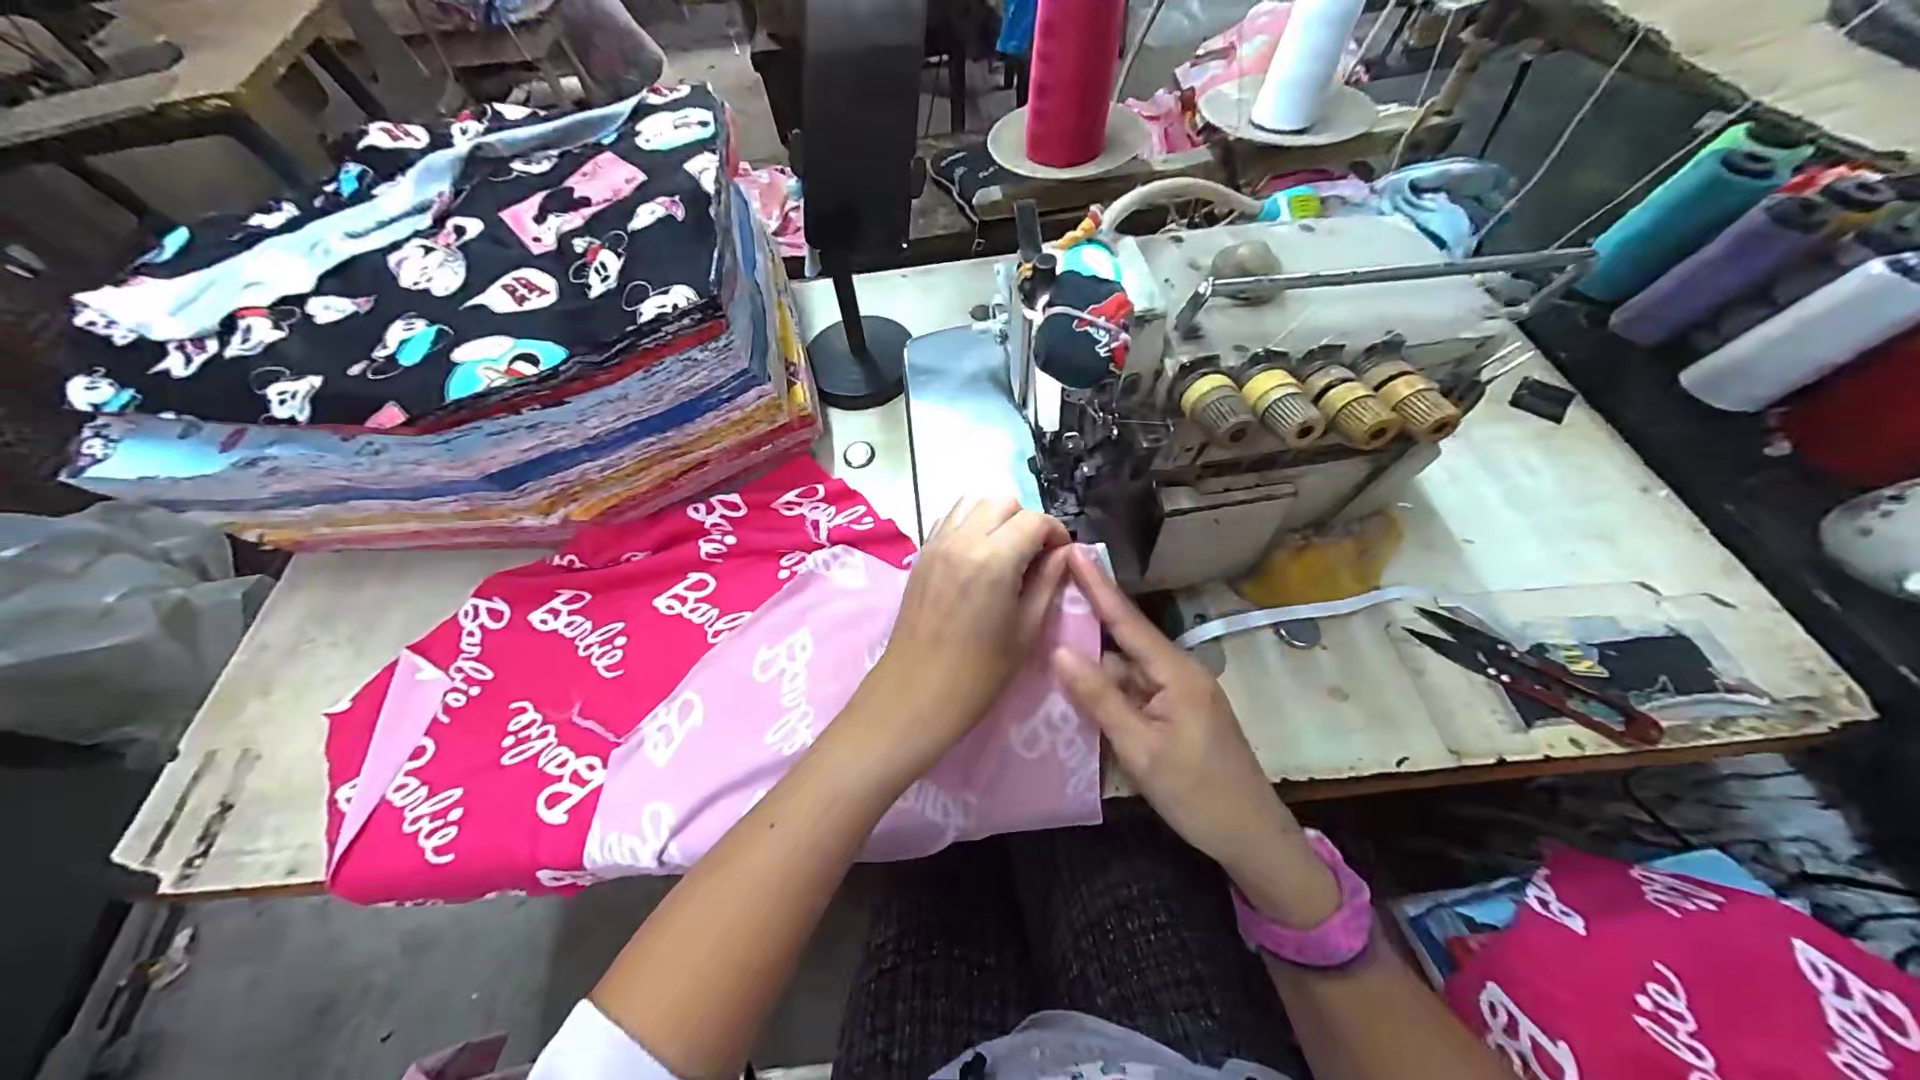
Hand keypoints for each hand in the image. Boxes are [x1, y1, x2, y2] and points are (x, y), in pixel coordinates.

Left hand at [849, 497, 1070, 773]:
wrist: (916, 692)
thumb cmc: (980, 672)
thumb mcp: (1027, 629)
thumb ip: (1048, 582)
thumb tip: (1063, 552)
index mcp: (993, 559)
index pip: (1034, 520)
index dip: (1056, 532)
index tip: (1061, 556)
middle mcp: (962, 540)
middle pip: (1002, 501)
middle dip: (1026, 520)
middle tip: (1034, 555)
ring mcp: (936, 544)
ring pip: (973, 503)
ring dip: (996, 518)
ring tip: (1006, 553)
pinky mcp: (920, 554)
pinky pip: (949, 520)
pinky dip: (970, 525)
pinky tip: (979, 558)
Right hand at [1051, 549, 1338, 925]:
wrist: (1252, 837)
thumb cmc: (1198, 794)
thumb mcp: (1140, 748)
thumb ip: (1100, 698)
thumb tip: (1060, 652)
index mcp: (1176, 672)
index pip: (1127, 621)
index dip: (1097, 585)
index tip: (1073, 550)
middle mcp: (1179, 673)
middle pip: (1123, 644)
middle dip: (1085, 626)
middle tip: (1042, 604)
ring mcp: (1179, 695)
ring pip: (1126, 671)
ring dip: (1092, 668)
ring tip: (1046, 652)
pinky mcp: (1177, 714)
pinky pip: (1135, 692)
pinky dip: (1108, 693)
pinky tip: (1078, 693)